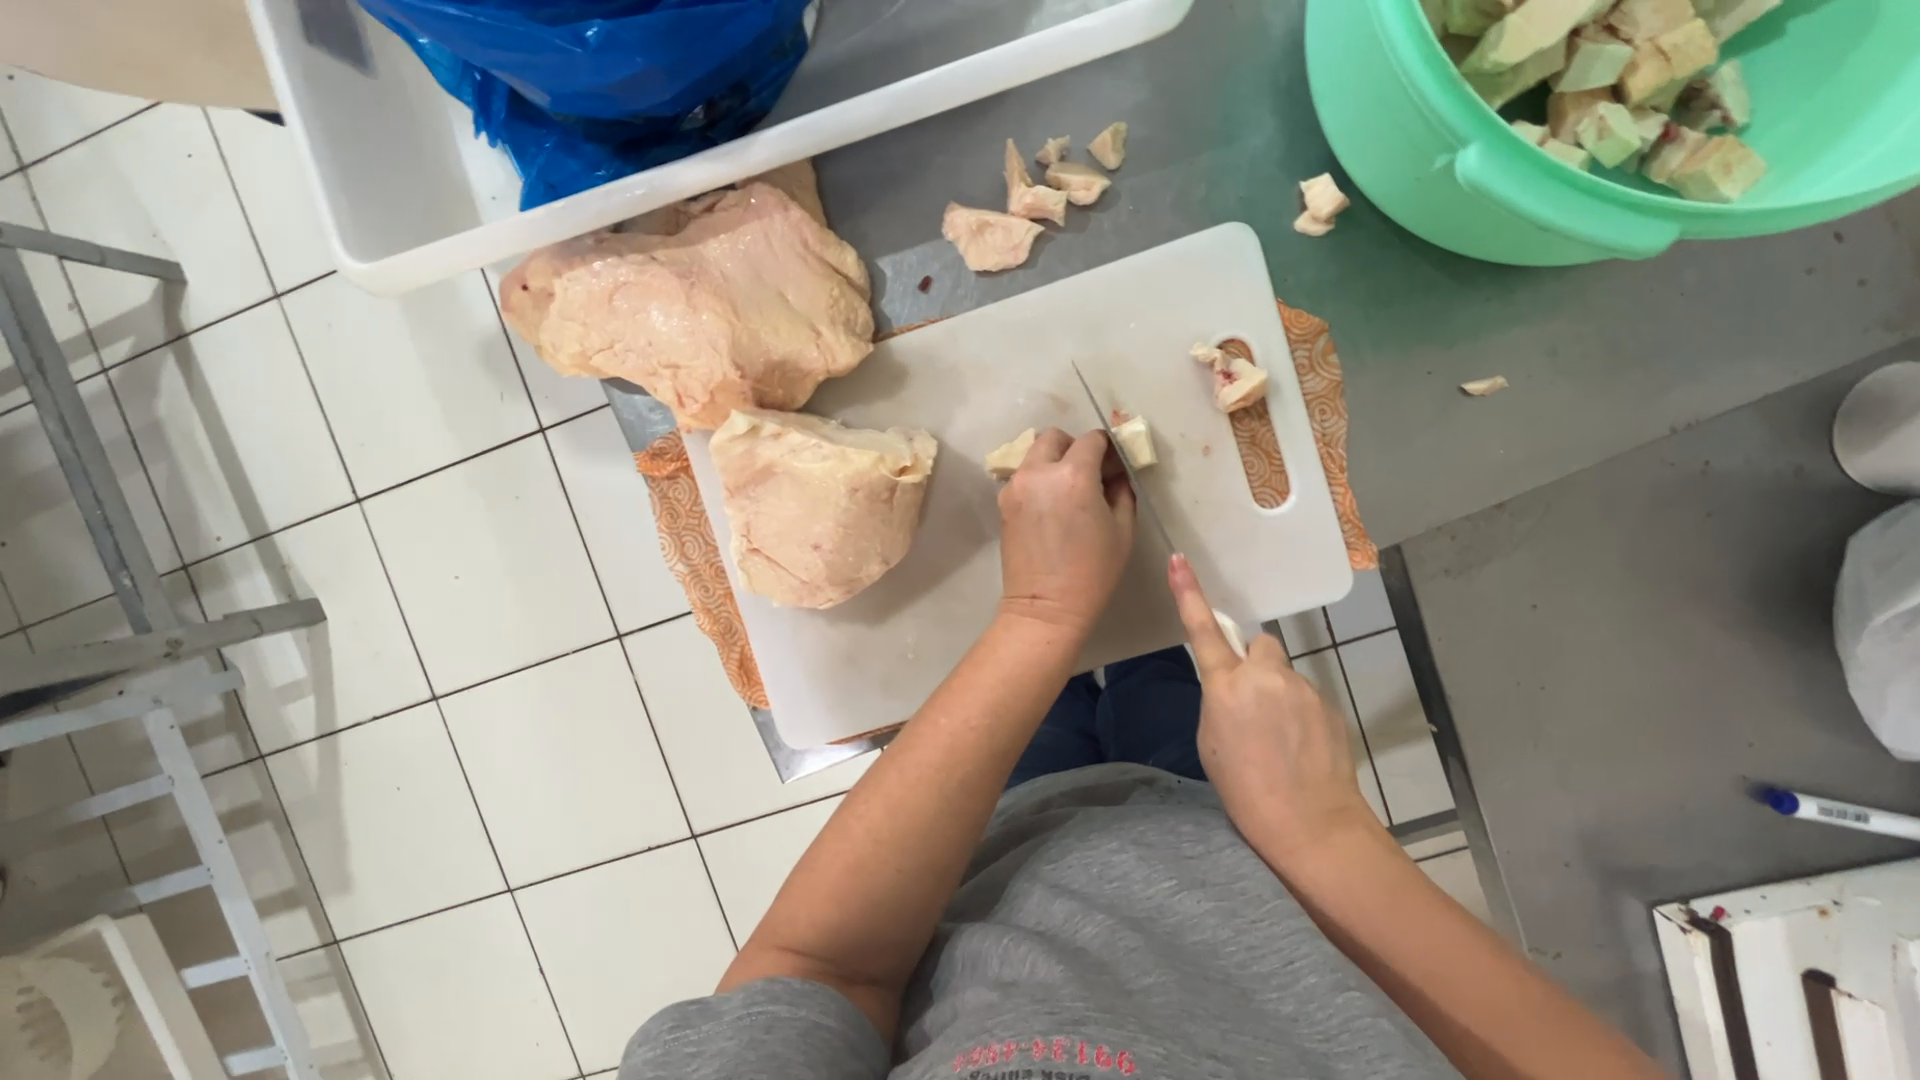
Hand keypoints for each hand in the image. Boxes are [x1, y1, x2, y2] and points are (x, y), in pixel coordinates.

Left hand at [997, 429, 1135, 634]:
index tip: (1113, 466)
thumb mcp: (1122, 530)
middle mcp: (1039, 473)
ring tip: (1067, 491)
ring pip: (1034, 454)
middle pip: (1055, 438)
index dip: (1107, 448)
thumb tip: (1115, 474)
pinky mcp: (1003, 503)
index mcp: (1074, 476)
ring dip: (1053, 461)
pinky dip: (1037, 480)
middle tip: (1088, 473)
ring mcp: (1015, 486)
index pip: (1091, 440)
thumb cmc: (1092, 572)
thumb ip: (1121, 491)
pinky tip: (1050, 507)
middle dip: (1074, 447)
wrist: (1046, 607)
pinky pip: (1023, 476)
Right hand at [1170, 554, 1384, 864]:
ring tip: (1280, 737)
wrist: (1309, 823)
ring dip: (1277, 691)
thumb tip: (1232, 689)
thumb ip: (1218, 702)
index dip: (1188, 593)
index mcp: (1225, 687)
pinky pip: (1305, 694)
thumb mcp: (1210, 742)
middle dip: (1253, 664)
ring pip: (1283, 673)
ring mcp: (1301, 687)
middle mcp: (1264, 677)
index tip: (1179, 560)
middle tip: (1252, 703)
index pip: (1202, 631)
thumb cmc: (1245, 790)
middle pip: (1258, 646)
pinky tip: (1301, 747)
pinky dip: (1299, 713)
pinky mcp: (1327, 703)